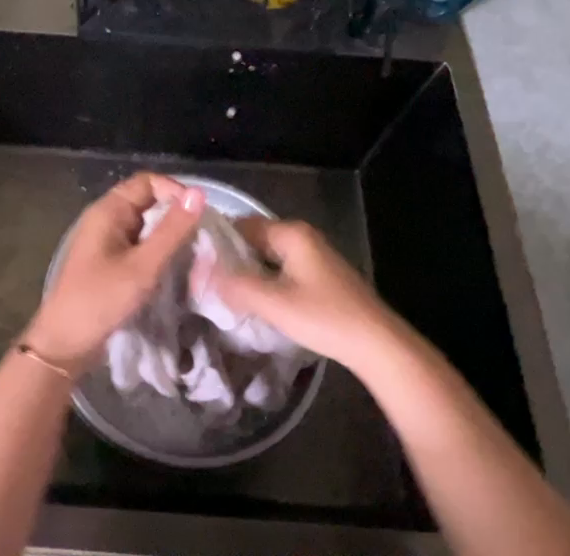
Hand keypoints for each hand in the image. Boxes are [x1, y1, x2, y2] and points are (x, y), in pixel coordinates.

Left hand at [24, 173, 204, 373]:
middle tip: (201, 237)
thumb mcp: (143, 266)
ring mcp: (106, 241)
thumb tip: (199, 193)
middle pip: (147, 201)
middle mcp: (106, 219)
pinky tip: (173, 268)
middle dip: (174, 214)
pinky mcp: (109, 261)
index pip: (148, 182)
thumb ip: (172, 230)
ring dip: (167, 234)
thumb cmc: (101, 300)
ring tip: (192, 253)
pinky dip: (156, 250)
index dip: (175, 191)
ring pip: (144, 225)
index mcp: (108, 211)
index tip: (199, 216)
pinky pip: (138, 244)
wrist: (65, 343)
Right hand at [210, 218, 408, 374]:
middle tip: (202, 280)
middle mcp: (302, 237)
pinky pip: (280, 270)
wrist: (376, 344)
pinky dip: (264, 281)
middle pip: (254, 240)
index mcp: (291, 233)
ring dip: (247, 272)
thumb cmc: (324, 318)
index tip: (193, 261)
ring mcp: (313, 256)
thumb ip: (235, 285)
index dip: (217, 242)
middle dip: (230, 259)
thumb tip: (199, 272)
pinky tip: (251, 301)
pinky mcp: (319, 276)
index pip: (241, 225)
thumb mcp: (274, 303)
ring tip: (220, 292)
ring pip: (267, 257)